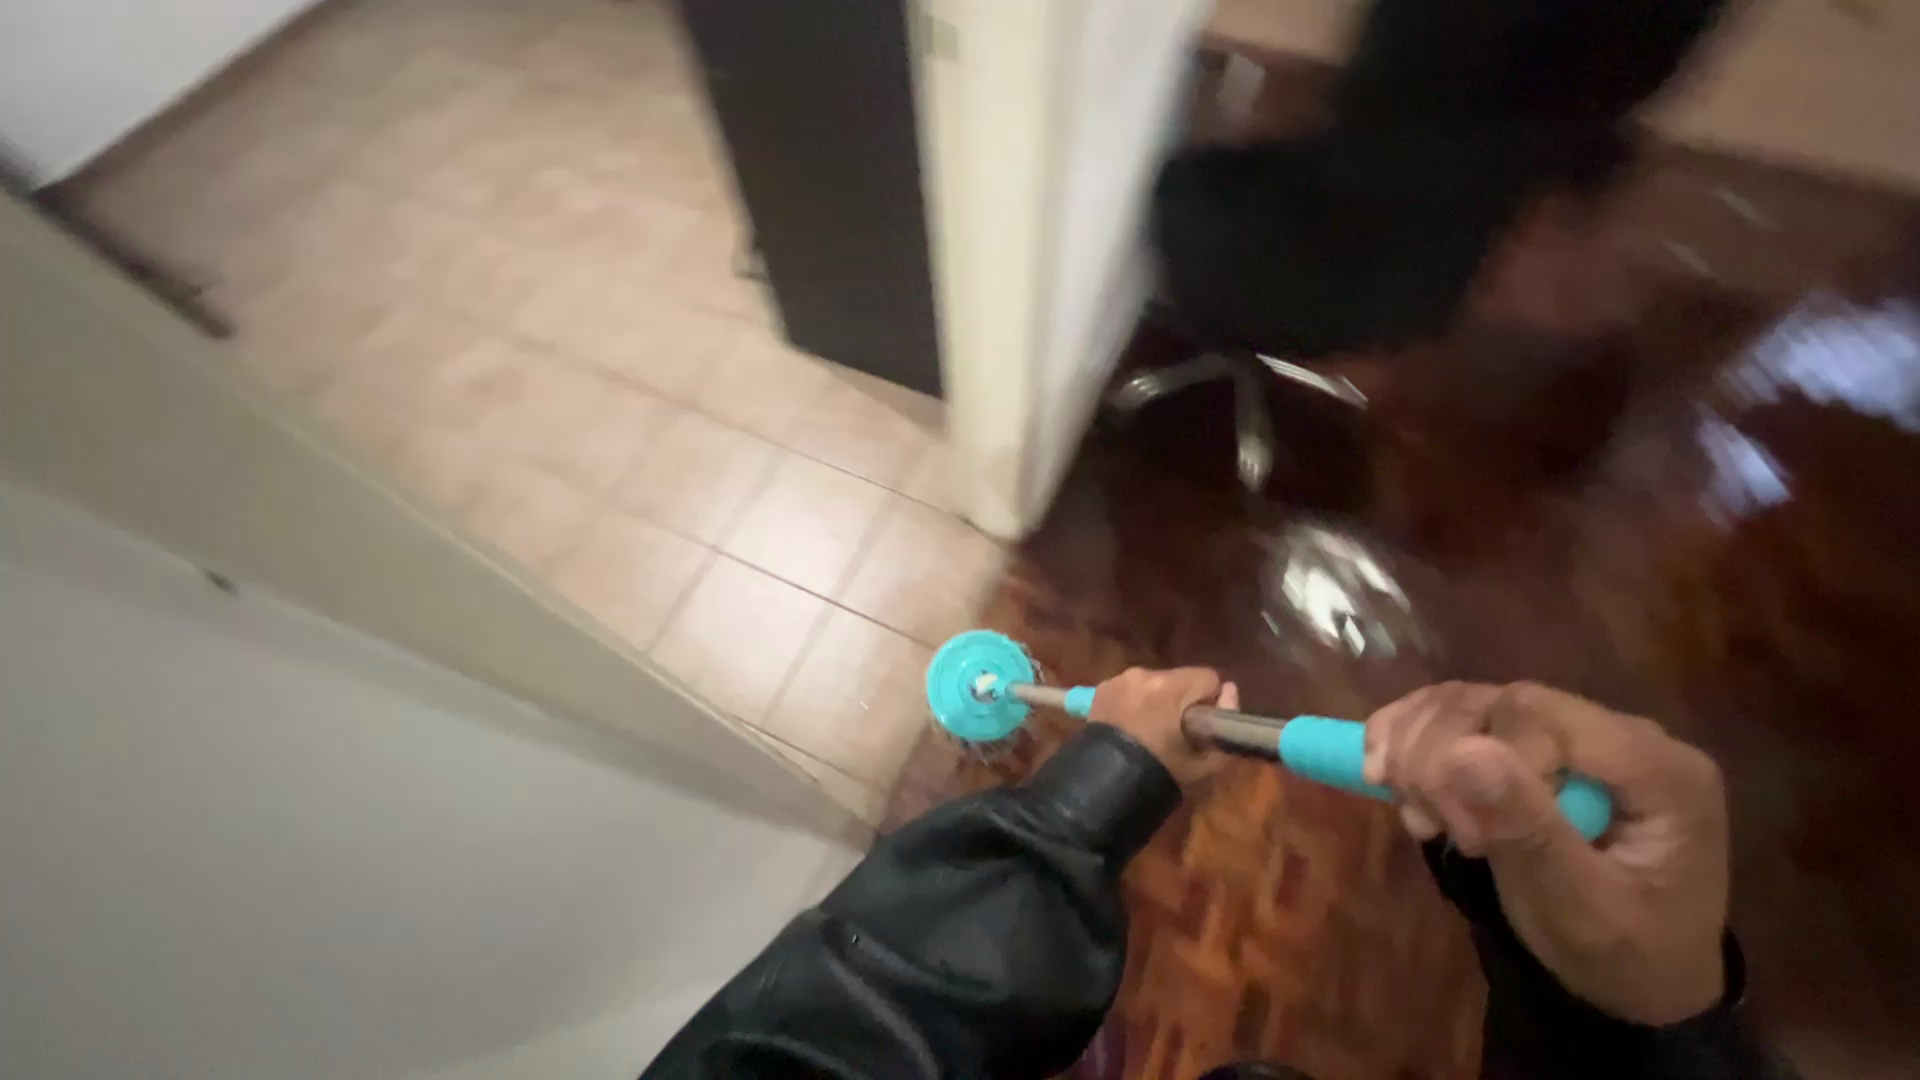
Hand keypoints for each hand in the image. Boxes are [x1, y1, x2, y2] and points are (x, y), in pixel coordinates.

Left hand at [1088, 667, 1237, 783]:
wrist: (1109, 783)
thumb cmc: (1164, 771)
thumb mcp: (1207, 758)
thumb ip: (1227, 720)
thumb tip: (1229, 691)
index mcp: (1171, 687)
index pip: (1209, 677)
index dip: (1212, 699)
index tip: (1204, 720)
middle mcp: (1144, 674)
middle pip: (1179, 678)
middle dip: (1183, 698)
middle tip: (1177, 727)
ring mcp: (1120, 679)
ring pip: (1153, 681)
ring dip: (1158, 698)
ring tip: (1151, 727)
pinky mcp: (1103, 687)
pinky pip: (1130, 688)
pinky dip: (1134, 701)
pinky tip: (1131, 724)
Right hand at [1364, 682, 1729, 1024]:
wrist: (1631, 979)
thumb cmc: (1618, 951)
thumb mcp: (1578, 907)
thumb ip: (1528, 829)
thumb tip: (1464, 753)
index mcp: (1659, 769)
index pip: (1537, 718)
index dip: (1473, 754)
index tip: (1460, 834)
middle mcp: (1618, 733)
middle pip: (1498, 703)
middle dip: (1437, 755)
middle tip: (1424, 823)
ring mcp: (1570, 731)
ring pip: (1465, 701)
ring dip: (1413, 748)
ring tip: (1411, 811)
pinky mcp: (1527, 738)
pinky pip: (1453, 711)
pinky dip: (1407, 737)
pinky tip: (1386, 774)